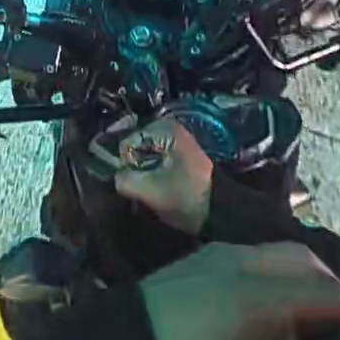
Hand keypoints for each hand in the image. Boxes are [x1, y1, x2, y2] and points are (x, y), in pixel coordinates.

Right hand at [113, 119, 212, 234]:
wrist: (222, 210)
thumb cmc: (186, 196)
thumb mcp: (152, 191)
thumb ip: (126, 181)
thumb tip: (117, 177)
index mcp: (165, 130)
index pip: (129, 142)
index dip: (126, 164)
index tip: (132, 183)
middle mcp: (171, 129)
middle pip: (138, 148)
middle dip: (135, 168)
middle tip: (140, 190)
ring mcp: (178, 142)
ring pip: (148, 156)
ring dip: (144, 174)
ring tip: (150, 193)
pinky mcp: (183, 156)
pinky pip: (159, 161)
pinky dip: (155, 175)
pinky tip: (159, 191)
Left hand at [140, 241, 339, 339]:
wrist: (123, 339)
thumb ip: (285, 334)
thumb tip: (307, 333)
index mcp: (254, 297)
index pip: (319, 290)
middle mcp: (241, 263)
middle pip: (303, 259)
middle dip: (333, 286)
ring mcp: (220, 254)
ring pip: (279, 251)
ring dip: (306, 276)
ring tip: (317, 315)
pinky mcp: (206, 257)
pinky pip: (256, 254)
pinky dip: (279, 272)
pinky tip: (278, 305)